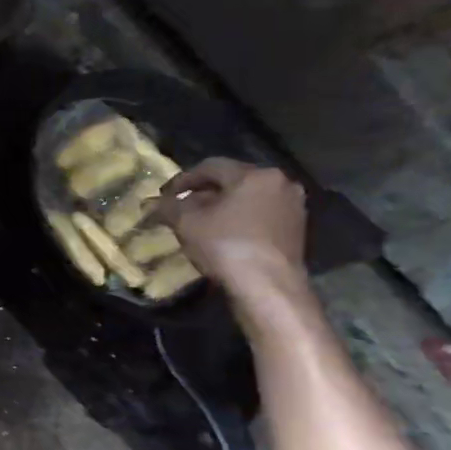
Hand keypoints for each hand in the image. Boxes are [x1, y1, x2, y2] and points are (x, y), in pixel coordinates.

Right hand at [151, 158, 307, 296]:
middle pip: (233, 180)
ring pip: (248, 196)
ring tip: (200, 221)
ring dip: (222, 205)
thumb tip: (154, 201)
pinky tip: (223, 233)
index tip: (164, 195)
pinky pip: (261, 212)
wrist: (267, 283)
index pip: (211, 166)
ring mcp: (293, 204)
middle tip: (180, 206)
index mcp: (255, 175)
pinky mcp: (296, 226)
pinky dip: (239, 217)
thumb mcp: (185, 222)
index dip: (182, 179)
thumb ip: (168, 206)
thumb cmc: (225, 245)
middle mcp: (280, 182)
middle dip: (203, 192)